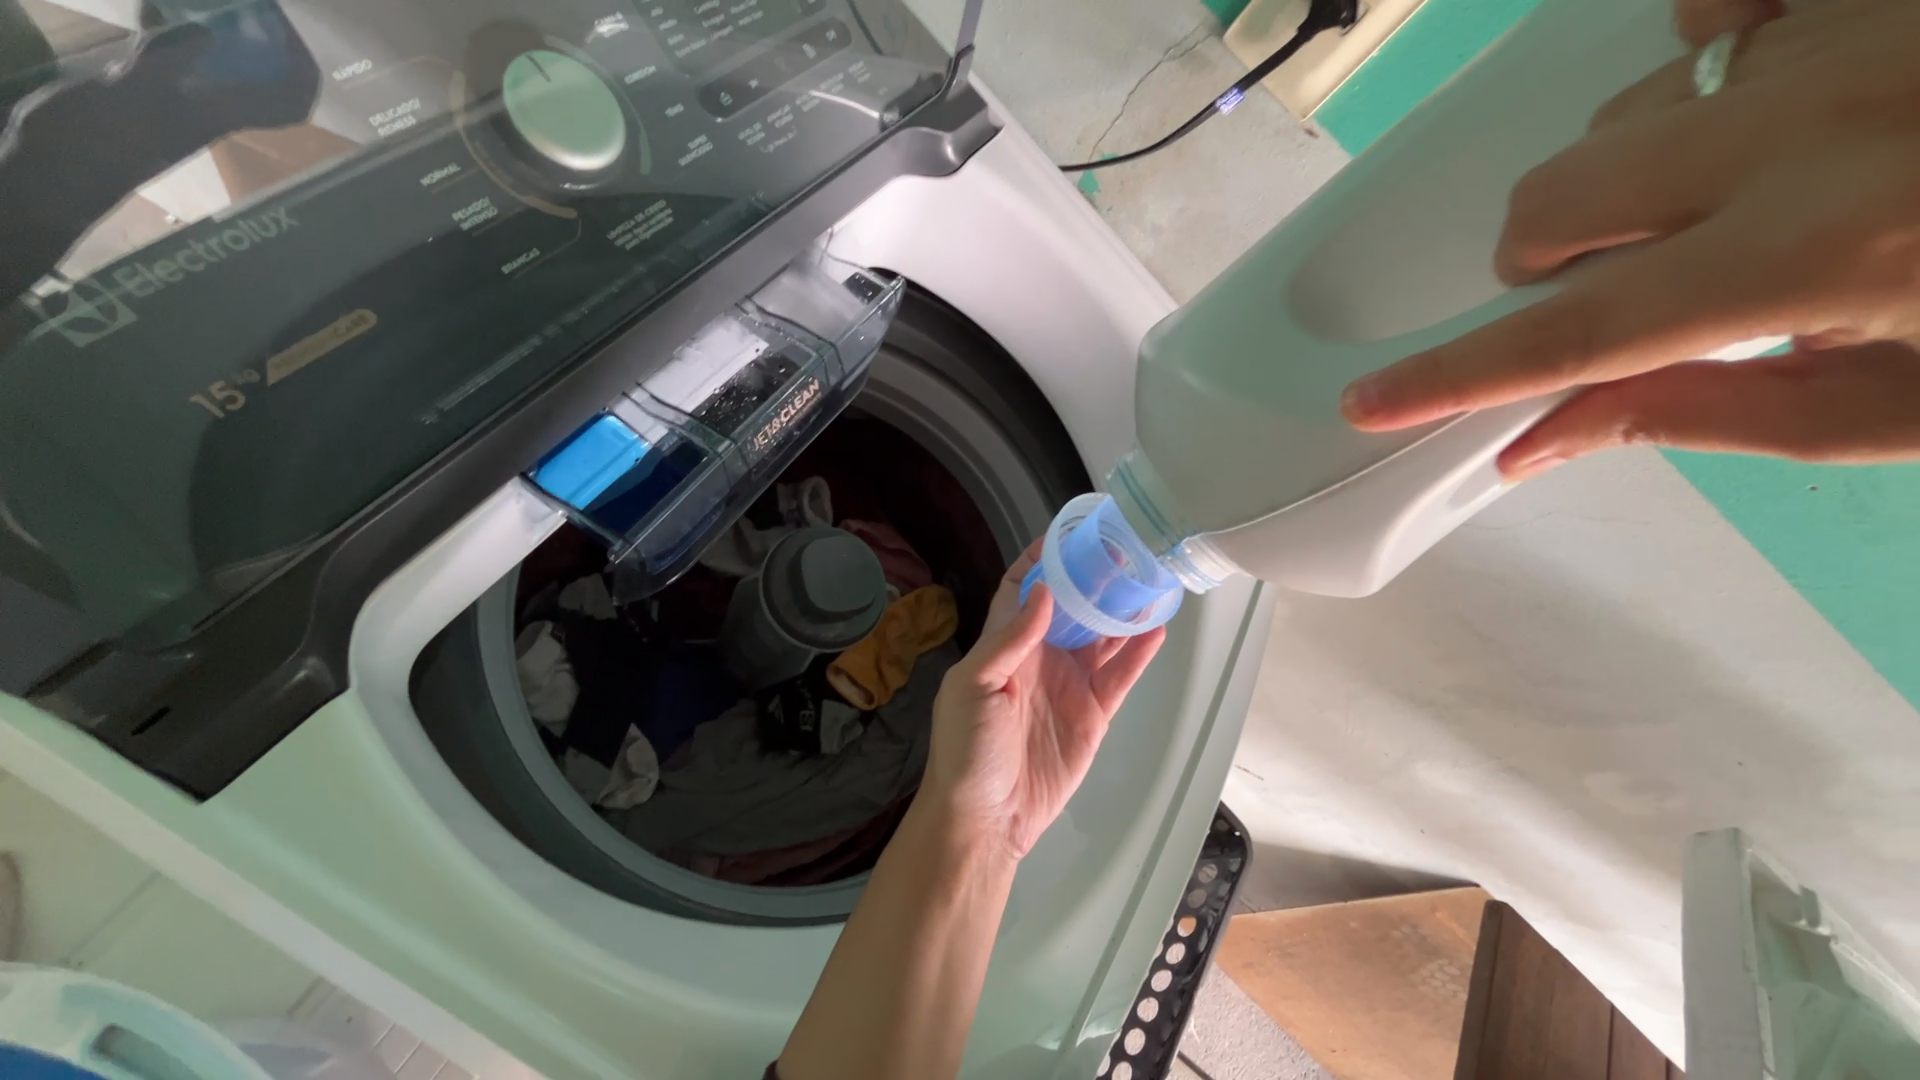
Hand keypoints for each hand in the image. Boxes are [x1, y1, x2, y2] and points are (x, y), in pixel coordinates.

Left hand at [922, 541, 1164, 861]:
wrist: (988, 817)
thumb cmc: (968, 747)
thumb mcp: (975, 685)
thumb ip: (1010, 638)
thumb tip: (1046, 589)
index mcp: (1004, 644)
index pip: (1022, 589)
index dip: (1043, 560)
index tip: (1069, 532)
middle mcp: (1039, 657)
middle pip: (1071, 607)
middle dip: (1093, 579)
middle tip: (1124, 550)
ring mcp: (1068, 684)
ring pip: (1100, 637)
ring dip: (1120, 610)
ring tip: (1148, 580)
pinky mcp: (1092, 714)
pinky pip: (1119, 677)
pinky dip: (1137, 653)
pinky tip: (1156, 628)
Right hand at [1340, 0, 1919, 479]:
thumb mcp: (1904, 406)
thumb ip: (1696, 414)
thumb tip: (1533, 441)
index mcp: (1829, 256)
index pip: (1570, 339)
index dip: (1449, 378)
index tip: (1364, 402)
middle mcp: (1823, 121)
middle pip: (1555, 195)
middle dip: (1543, 251)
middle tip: (1611, 273)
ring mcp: (1849, 21)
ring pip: (1626, 101)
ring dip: (1642, 164)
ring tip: (1758, 171)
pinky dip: (1720, 41)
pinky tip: (1796, 71)